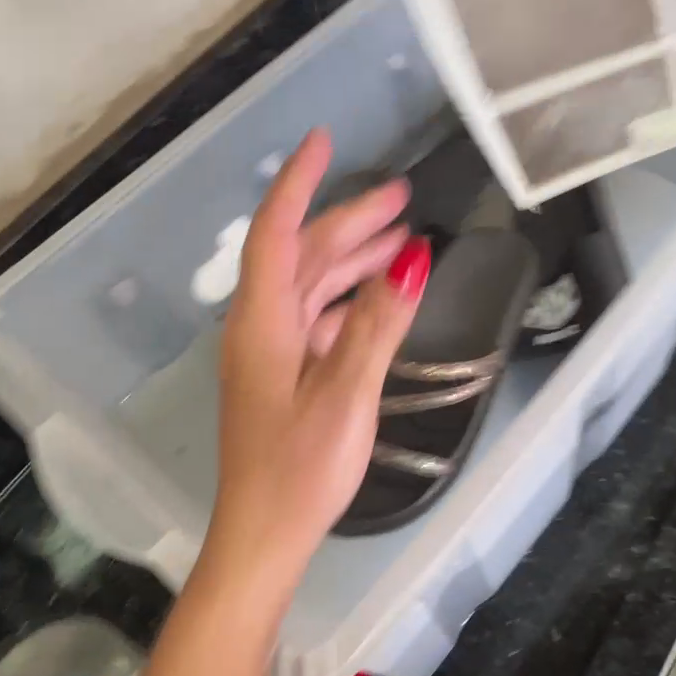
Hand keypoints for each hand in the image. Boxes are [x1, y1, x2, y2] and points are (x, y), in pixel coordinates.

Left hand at [210, 129, 429, 575]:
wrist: (265, 534)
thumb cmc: (300, 468)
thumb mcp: (347, 393)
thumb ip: (378, 324)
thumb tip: (414, 260)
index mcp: (263, 322)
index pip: (276, 232)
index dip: (299, 182)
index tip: (325, 141)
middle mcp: (261, 326)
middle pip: (302, 255)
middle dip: (350, 221)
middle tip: (404, 198)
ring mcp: (272, 352)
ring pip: (312, 285)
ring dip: (354, 258)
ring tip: (403, 238)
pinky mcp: (285, 374)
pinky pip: (318, 317)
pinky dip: (350, 298)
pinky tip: (381, 297)